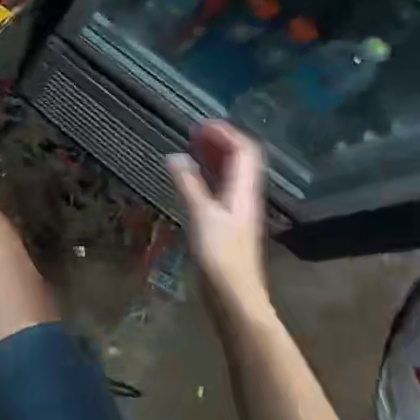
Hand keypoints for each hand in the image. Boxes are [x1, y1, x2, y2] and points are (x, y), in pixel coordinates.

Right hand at [166, 120, 269, 313]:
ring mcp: (237, 210)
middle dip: (219, 141)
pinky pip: (220, 188)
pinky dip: (208, 176)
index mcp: (243, 190)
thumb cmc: (220, 255)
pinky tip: (192, 177)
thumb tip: (174, 156)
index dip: (225, 132)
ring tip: (191, 147)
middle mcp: (244, 195)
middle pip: (240, 159)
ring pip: (230, 174)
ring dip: (213, 157)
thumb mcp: (201, 215)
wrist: (234, 295)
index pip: (243, 150)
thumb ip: (188, 184)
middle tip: (194, 132)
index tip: (201, 124)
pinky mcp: (227, 223)